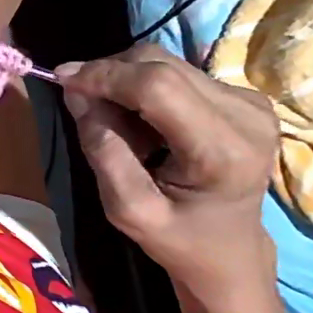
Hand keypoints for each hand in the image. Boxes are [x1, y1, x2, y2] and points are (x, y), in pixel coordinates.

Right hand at [57, 44, 281, 312]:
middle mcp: (246, 115)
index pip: (157, 86)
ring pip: (166, 62)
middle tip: (82, 105)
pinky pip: (177, 71)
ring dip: (125, 82)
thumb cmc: (178, 239)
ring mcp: (250, 101)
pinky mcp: (243, 95)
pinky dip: (143, 87)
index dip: (105, 75)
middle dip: (110, 75)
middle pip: (161, 65)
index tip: (62, 80)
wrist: (229, 250)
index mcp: (223, 150)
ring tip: (116, 121)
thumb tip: (77, 93)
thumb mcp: (127, 209)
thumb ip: (102, 151)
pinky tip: (140, 121)